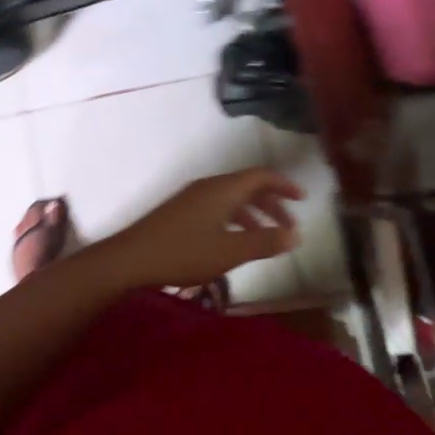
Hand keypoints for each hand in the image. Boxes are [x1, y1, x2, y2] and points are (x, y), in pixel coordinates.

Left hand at [92, 168, 304, 288]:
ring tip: (266, 239)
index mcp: (222, 189)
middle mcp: (208, 187)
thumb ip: (264, 242)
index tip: (303, 199)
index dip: (284, 185)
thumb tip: (296, 234)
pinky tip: (235, 243)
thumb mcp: (230, 251)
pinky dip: (235, 220)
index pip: (260, 176)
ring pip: (231, 199)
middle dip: (271, 204)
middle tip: (289, 226)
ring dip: (253, 215)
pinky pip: (218, 208)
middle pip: (247, 186)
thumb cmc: (183, 253)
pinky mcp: (181, 213)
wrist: (131, 259)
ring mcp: (192, 199)